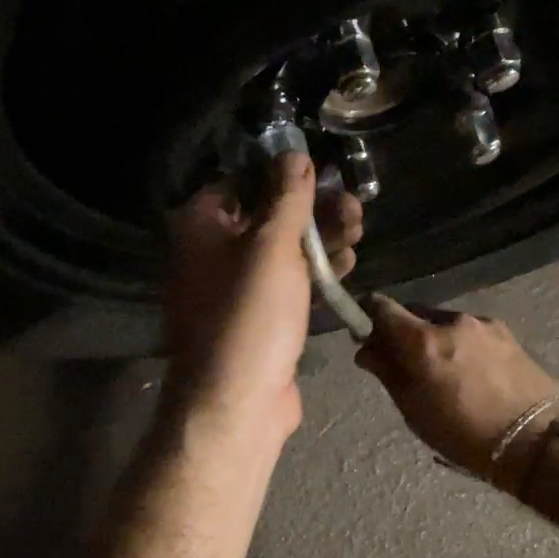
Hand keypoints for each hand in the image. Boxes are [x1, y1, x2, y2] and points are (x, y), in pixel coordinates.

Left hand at [164, 152, 364, 446]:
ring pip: (281, 251)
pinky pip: (286, 283)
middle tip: (355, 207)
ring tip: (359, 229)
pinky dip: (313, 271)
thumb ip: (287, 197)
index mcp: (200, 226)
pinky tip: (347, 262)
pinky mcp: (257, 318)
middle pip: (266, 216)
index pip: (239, 181)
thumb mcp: (272, 245)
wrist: (236, 403)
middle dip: (313, 209)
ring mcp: (233, 289)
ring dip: (320, 239)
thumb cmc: (249, 315)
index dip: (281, 173)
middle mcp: (210, 253)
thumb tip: (293, 154)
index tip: (322, 171)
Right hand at [354, 296, 558, 485]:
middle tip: (404, 364)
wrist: (536, 441)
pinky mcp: (507, 334)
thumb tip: (367, 350)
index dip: (368, 316)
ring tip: (444, 375)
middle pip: (414, 314)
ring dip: (435, 340)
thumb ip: (387, 373)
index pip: (382, 307)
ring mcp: (484, 325)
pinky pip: (470, 332)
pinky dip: (461, 346)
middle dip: (404, 333)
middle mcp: (452, 322)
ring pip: (444, 324)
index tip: (366, 333)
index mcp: (423, 340)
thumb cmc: (464, 434)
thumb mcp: (414, 410)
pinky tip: (471, 375)